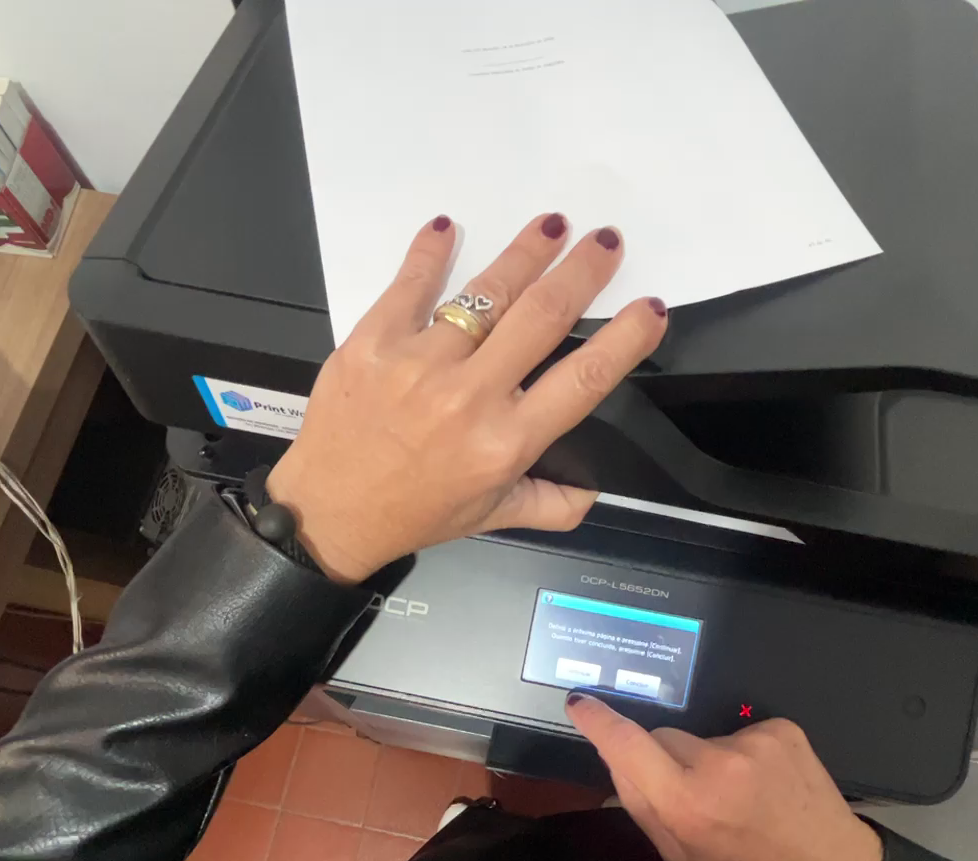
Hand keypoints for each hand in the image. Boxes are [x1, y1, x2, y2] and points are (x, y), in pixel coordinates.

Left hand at [266, 213, 668, 583]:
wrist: (330, 513)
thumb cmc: (414, 513)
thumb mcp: (490, 516)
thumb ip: (548, 503)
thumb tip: (590, 495)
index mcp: (506, 443)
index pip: (584, 379)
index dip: (625, 338)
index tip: (647, 309)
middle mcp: (469, 398)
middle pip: (543, 317)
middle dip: (583, 272)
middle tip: (604, 243)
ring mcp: (420, 365)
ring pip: (486, 293)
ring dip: (525, 253)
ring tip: (551, 227)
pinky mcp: (373, 342)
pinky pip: (410, 285)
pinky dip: (430, 252)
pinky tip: (447, 229)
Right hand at [568, 694, 884, 860]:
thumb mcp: (683, 858)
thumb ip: (643, 805)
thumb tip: (614, 757)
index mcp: (687, 805)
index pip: (627, 745)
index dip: (598, 721)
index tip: (580, 703)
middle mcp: (717, 765)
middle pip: (662, 736)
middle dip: (665, 758)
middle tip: (694, 793)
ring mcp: (753, 742)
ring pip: (700, 735)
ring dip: (706, 757)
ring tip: (739, 793)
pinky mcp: (781, 729)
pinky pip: (738, 732)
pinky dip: (743, 752)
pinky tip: (764, 781)